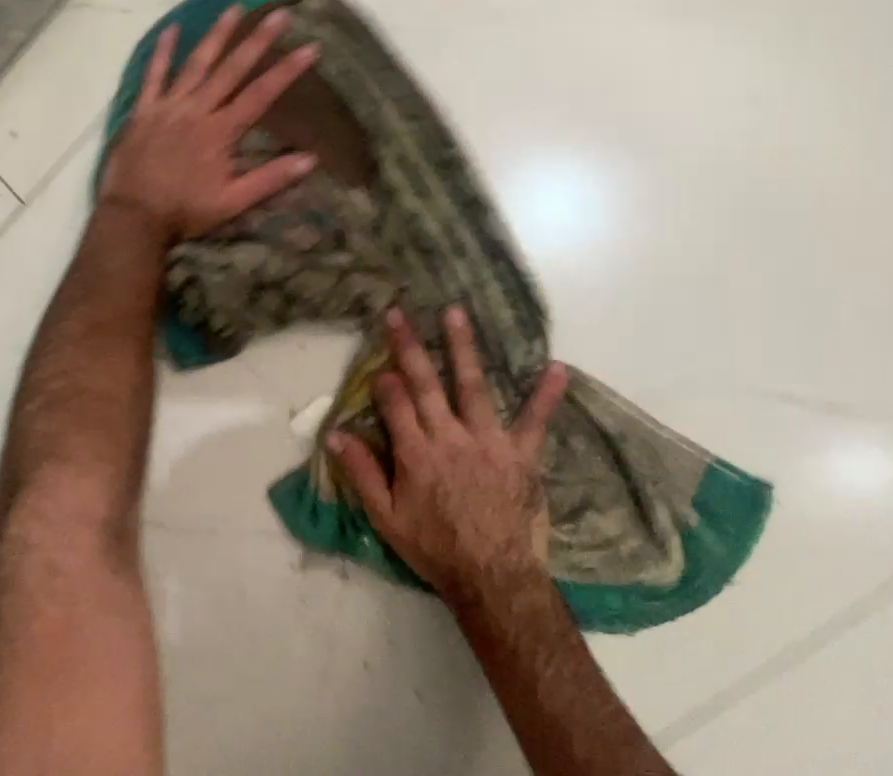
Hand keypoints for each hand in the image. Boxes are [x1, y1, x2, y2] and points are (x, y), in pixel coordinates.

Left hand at [98, 6, 319, 242]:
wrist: (134, 217)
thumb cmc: (184, 211)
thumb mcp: (232, 202)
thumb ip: (270, 179)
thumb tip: (310, 160)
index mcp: (221, 132)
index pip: (261, 95)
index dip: (286, 71)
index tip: (310, 48)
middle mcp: (197, 111)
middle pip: (232, 69)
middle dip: (257, 41)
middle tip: (279, 14)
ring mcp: (168, 107)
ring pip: (196, 64)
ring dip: (216, 35)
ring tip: (234, 8)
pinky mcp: (143, 111)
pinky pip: (153, 75)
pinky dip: (162, 52)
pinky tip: (172, 28)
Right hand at [329, 306, 570, 604]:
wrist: (494, 579)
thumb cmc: (434, 548)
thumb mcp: (385, 517)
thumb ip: (361, 473)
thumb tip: (335, 433)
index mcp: (416, 453)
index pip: (395, 404)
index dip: (384, 382)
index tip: (377, 365)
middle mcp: (450, 437)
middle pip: (425, 383)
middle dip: (408, 346)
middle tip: (398, 313)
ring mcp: (489, 442)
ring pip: (473, 386)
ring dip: (463, 348)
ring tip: (455, 313)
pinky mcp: (522, 455)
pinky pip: (535, 421)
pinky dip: (546, 394)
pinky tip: (557, 367)